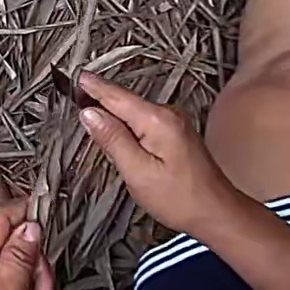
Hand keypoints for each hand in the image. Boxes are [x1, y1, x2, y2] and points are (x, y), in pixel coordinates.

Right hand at [77, 71, 247, 236]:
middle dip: (99, 97)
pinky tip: (114, 127)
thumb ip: (112, 139)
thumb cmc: (181, 198)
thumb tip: (89, 114)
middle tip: (73, 92)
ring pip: (132, 110)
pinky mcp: (174, 131)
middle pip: (123, 101)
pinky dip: (125, 121)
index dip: (93, 87)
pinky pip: (142, 119)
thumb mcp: (138, 172)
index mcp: (157, 120)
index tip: (75, 77)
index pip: (116, 96)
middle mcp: (167, 114)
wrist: (216, 213)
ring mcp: (173, 121)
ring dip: (111, 110)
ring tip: (87, 106)